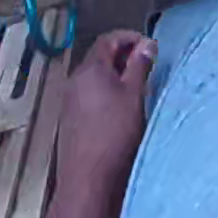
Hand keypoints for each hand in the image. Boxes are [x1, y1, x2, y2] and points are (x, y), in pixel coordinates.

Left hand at [54, 29, 154, 199]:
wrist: (87, 180)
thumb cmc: (115, 134)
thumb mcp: (134, 95)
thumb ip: (139, 66)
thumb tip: (146, 43)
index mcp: (91, 67)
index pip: (108, 39)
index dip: (129, 37)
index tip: (148, 45)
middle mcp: (76, 78)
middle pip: (100, 56)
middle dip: (123, 55)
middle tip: (145, 64)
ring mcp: (70, 99)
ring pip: (94, 76)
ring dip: (114, 74)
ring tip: (136, 85)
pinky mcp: (69, 118)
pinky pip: (88, 93)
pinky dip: (104, 91)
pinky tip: (119, 108)